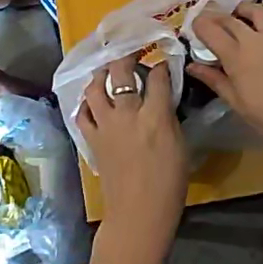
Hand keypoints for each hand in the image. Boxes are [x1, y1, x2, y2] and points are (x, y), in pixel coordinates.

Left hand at [76, 56, 188, 263]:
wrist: (138, 212)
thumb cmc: (169, 184)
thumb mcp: (179, 145)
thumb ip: (168, 117)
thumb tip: (162, 99)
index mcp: (155, 116)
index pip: (157, 77)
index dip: (160, 65)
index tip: (162, 60)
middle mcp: (126, 114)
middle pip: (120, 73)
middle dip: (125, 57)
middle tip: (130, 52)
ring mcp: (105, 125)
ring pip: (95, 87)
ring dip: (101, 75)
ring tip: (107, 71)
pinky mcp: (91, 138)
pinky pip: (83, 112)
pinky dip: (87, 103)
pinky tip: (93, 101)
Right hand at [186, 0, 262, 167]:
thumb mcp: (238, 103)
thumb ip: (215, 80)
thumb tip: (193, 66)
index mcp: (236, 58)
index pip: (210, 32)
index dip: (199, 26)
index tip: (193, 28)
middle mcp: (255, 40)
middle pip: (230, 20)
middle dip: (217, 19)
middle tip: (211, 23)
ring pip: (257, 11)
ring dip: (244, 10)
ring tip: (238, 14)